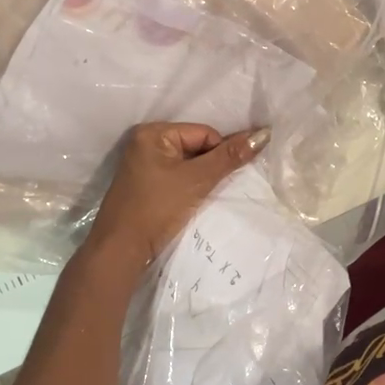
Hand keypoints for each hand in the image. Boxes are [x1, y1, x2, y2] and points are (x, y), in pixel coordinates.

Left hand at [83, 122, 268, 270]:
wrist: (120, 252)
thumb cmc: (156, 209)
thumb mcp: (197, 180)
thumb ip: (230, 156)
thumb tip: (264, 134)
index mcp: (153, 132)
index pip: (205, 133)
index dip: (219, 154)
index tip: (219, 178)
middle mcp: (145, 142)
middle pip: (197, 146)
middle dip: (210, 165)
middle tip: (212, 186)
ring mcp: (142, 164)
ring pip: (188, 162)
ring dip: (201, 177)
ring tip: (201, 195)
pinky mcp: (144, 184)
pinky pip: (176, 175)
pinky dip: (188, 185)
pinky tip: (190, 200)